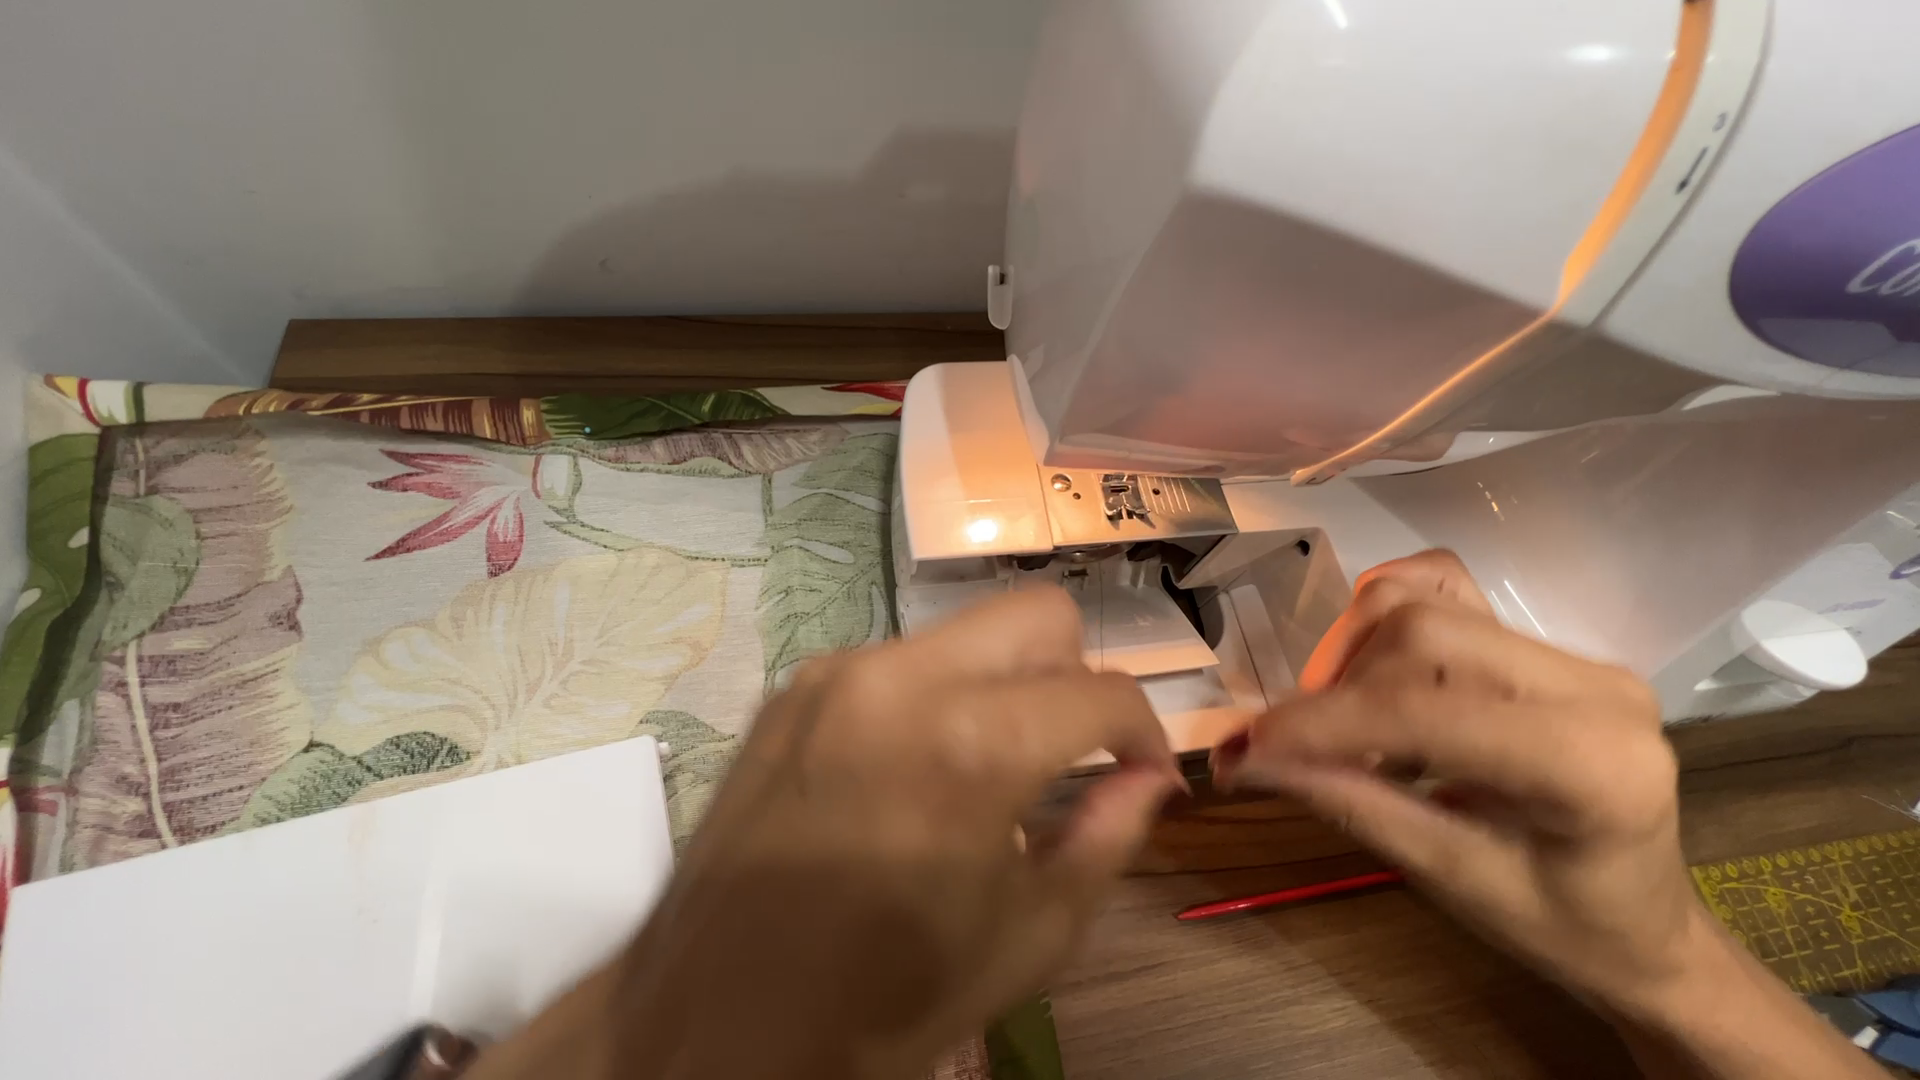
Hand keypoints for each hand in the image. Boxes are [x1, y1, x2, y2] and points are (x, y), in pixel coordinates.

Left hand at [469, 587, 1180, 1079]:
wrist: (719, 1016)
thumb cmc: (889, 995)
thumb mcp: (1032, 934)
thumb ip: (1109, 834)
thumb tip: (1150, 775)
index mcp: (972, 744)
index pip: (1101, 691)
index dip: (1144, 731)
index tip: (1140, 770)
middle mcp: (902, 677)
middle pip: (1037, 612)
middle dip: (1076, 672)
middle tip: (1069, 747)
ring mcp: (839, 671)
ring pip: (966, 632)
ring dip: (1001, 684)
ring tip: (986, 764)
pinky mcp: (796, 685)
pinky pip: (898, 661)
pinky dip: (934, 696)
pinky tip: (912, 768)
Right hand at [1212, 549, 1701, 1013]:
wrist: (1640, 925)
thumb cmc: (1557, 923)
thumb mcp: (1448, 877)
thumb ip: (1348, 802)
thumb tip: (1246, 757)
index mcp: (1592, 763)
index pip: (1426, 709)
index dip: (1324, 721)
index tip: (1251, 748)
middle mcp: (1591, 685)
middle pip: (1420, 633)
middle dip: (1335, 686)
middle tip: (1297, 744)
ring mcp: (1571, 654)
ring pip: (1421, 603)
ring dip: (1352, 653)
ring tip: (1340, 717)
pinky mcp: (1541, 644)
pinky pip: (1442, 590)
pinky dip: (1380, 617)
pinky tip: (1366, 665)